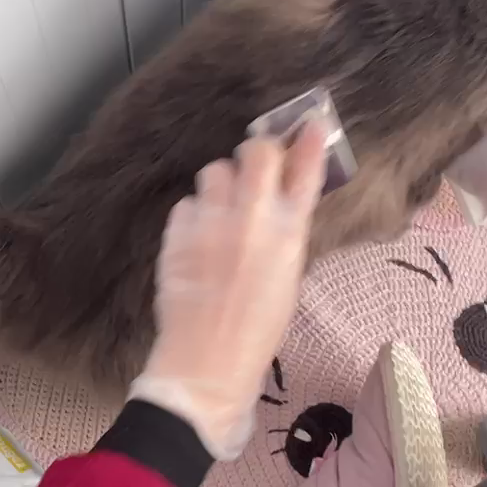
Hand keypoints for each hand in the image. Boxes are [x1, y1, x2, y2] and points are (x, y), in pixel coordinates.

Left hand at [131, 126, 327, 459]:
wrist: (206, 363)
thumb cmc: (257, 331)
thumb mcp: (286, 281)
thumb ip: (284, 235)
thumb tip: (279, 202)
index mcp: (288, 235)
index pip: (305, 170)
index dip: (309, 142)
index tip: (310, 124)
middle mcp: (252, 219)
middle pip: (256, 150)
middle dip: (257, 154)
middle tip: (254, 171)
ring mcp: (210, 223)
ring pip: (215, 171)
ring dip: (221, 184)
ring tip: (220, 213)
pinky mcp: (177, 234)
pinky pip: (187, 203)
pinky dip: (193, 215)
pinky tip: (196, 239)